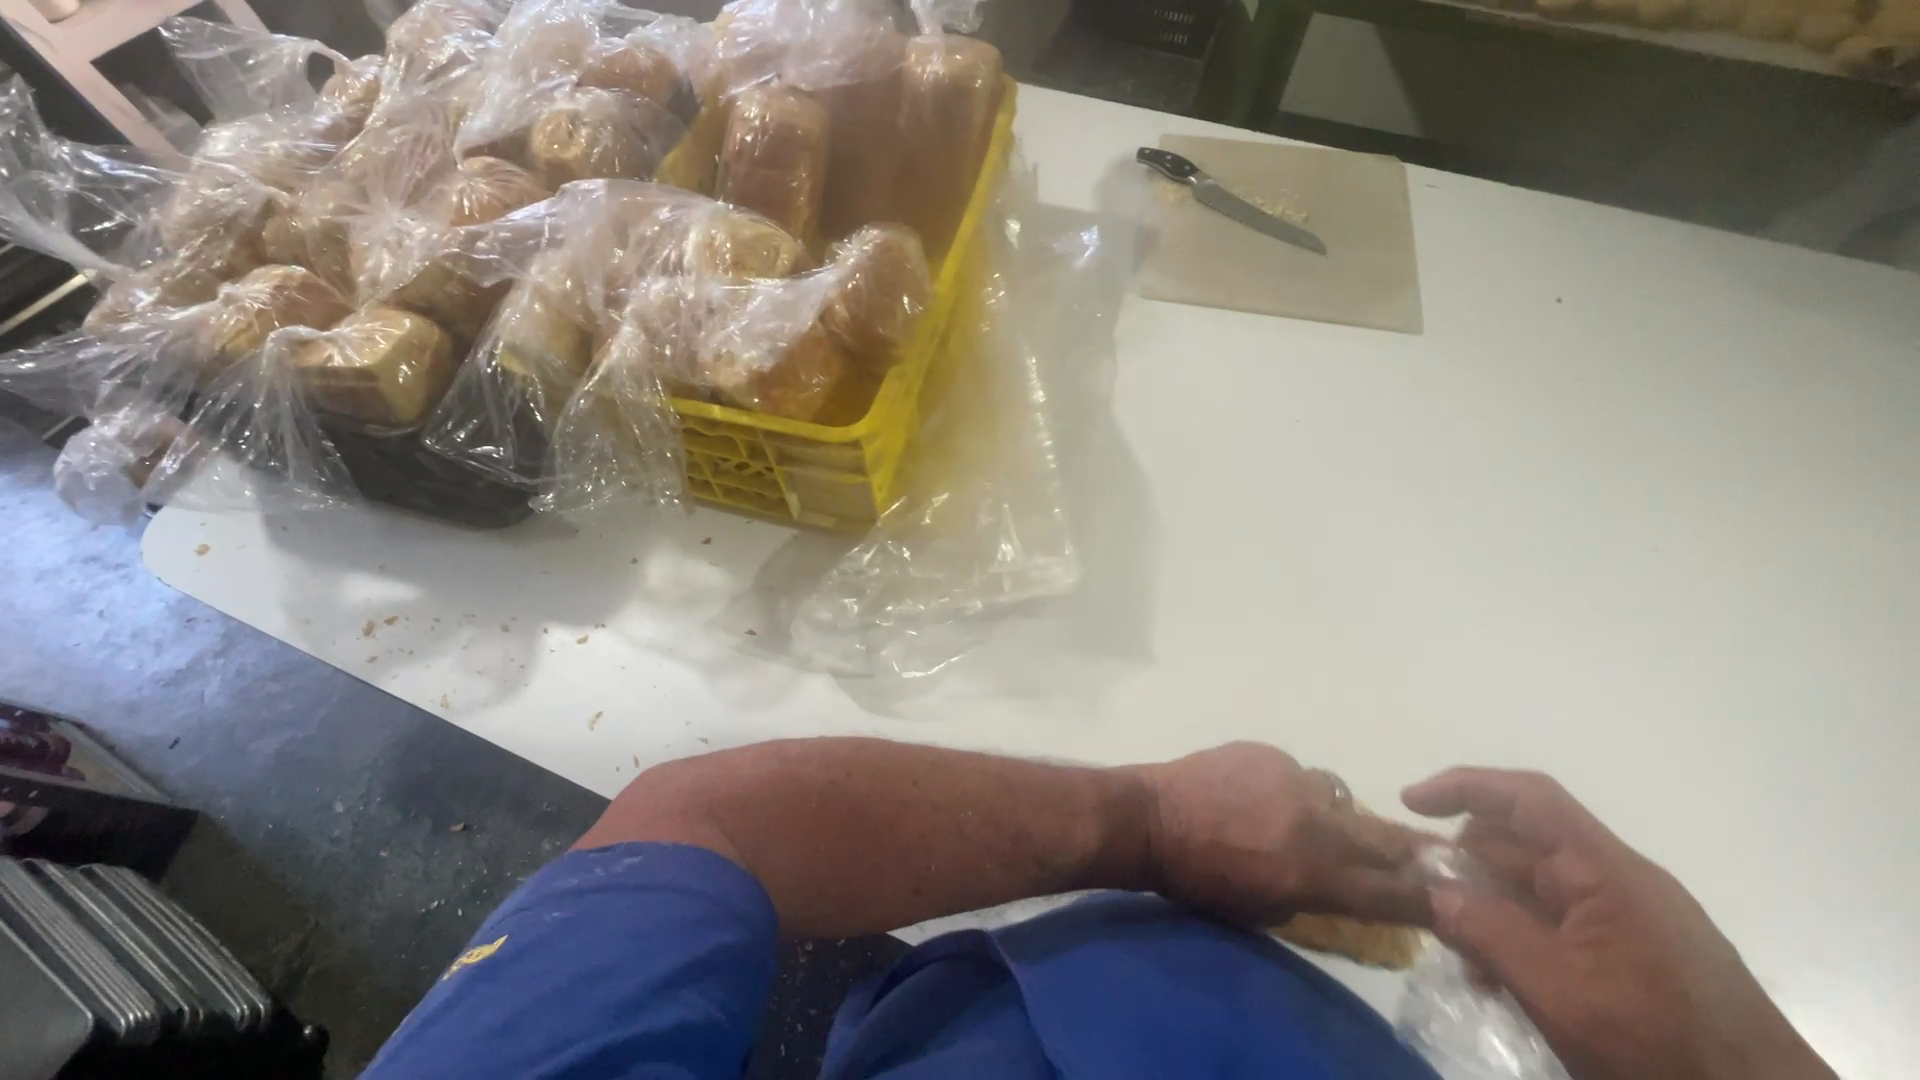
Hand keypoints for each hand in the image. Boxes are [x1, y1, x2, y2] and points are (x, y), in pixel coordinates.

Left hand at [1132, 742, 1434, 926]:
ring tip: (1302, 817)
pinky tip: (1256, 793)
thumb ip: (1311, 896)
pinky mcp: (1265, 752)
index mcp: (1312, 873)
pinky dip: (1287, 786)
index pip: (1392, 892)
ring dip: (1332, 811)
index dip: (1427, 896)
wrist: (1149, 819)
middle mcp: (1313, 824)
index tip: (1449, 894)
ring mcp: (1290, 780)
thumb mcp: (1261, 908)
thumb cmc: (1197, 878)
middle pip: (1382, 837)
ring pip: (1337, 794)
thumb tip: (1343, 887)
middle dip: (1401, 849)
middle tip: (1417, 851)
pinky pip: (1294, 771)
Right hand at [1402, 768, 1836, 1079]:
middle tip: (1422, 898)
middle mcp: (1618, 882)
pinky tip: (1496, 980)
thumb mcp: (1558, 990)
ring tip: (1458, 954)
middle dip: (1465, 864)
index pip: (1529, 799)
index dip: (1463, 787)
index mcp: (1608, 872)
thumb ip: (1486, 932)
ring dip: (1486, 910)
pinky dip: (1516, 939)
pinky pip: (1556, 926)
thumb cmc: (1661, 1043)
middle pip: (1521, 844)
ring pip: (1533, 890)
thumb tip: (1429, 889)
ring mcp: (1628, 920)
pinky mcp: (1633, 956)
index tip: (1410, 803)